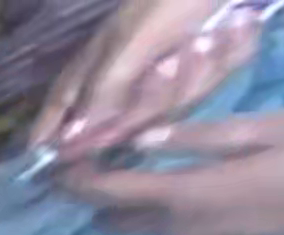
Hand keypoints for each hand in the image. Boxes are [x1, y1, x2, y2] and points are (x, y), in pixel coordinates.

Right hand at [32, 0, 264, 161]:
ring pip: (170, 108)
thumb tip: (67, 142)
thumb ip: (98, 97)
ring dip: (198, 71)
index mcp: (82, 83)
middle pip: (121, 127)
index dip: (59, 148)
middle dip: (154, 98)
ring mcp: (161, 81)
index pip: (48, 131)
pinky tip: (234, 26)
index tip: (74, 158)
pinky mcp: (203, 68)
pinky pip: (212, 82)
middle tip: (170, 62)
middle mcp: (115, 89)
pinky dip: (230, 53)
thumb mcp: (128, 48)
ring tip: (210, 34)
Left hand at [62, 105, 283, 234]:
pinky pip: (165, 230)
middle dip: (90, 197)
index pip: (105, 194)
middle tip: (90, 164)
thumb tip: (141, 138)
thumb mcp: (274, 127)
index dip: (74, 181)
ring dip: (120, 206)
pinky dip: (149, 211)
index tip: (55, 166)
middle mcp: (178, 227)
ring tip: (121, 170)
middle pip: (111, 218)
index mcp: (184, 196)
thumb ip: (201, 137)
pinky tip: (163, 185)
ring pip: (136, 227)